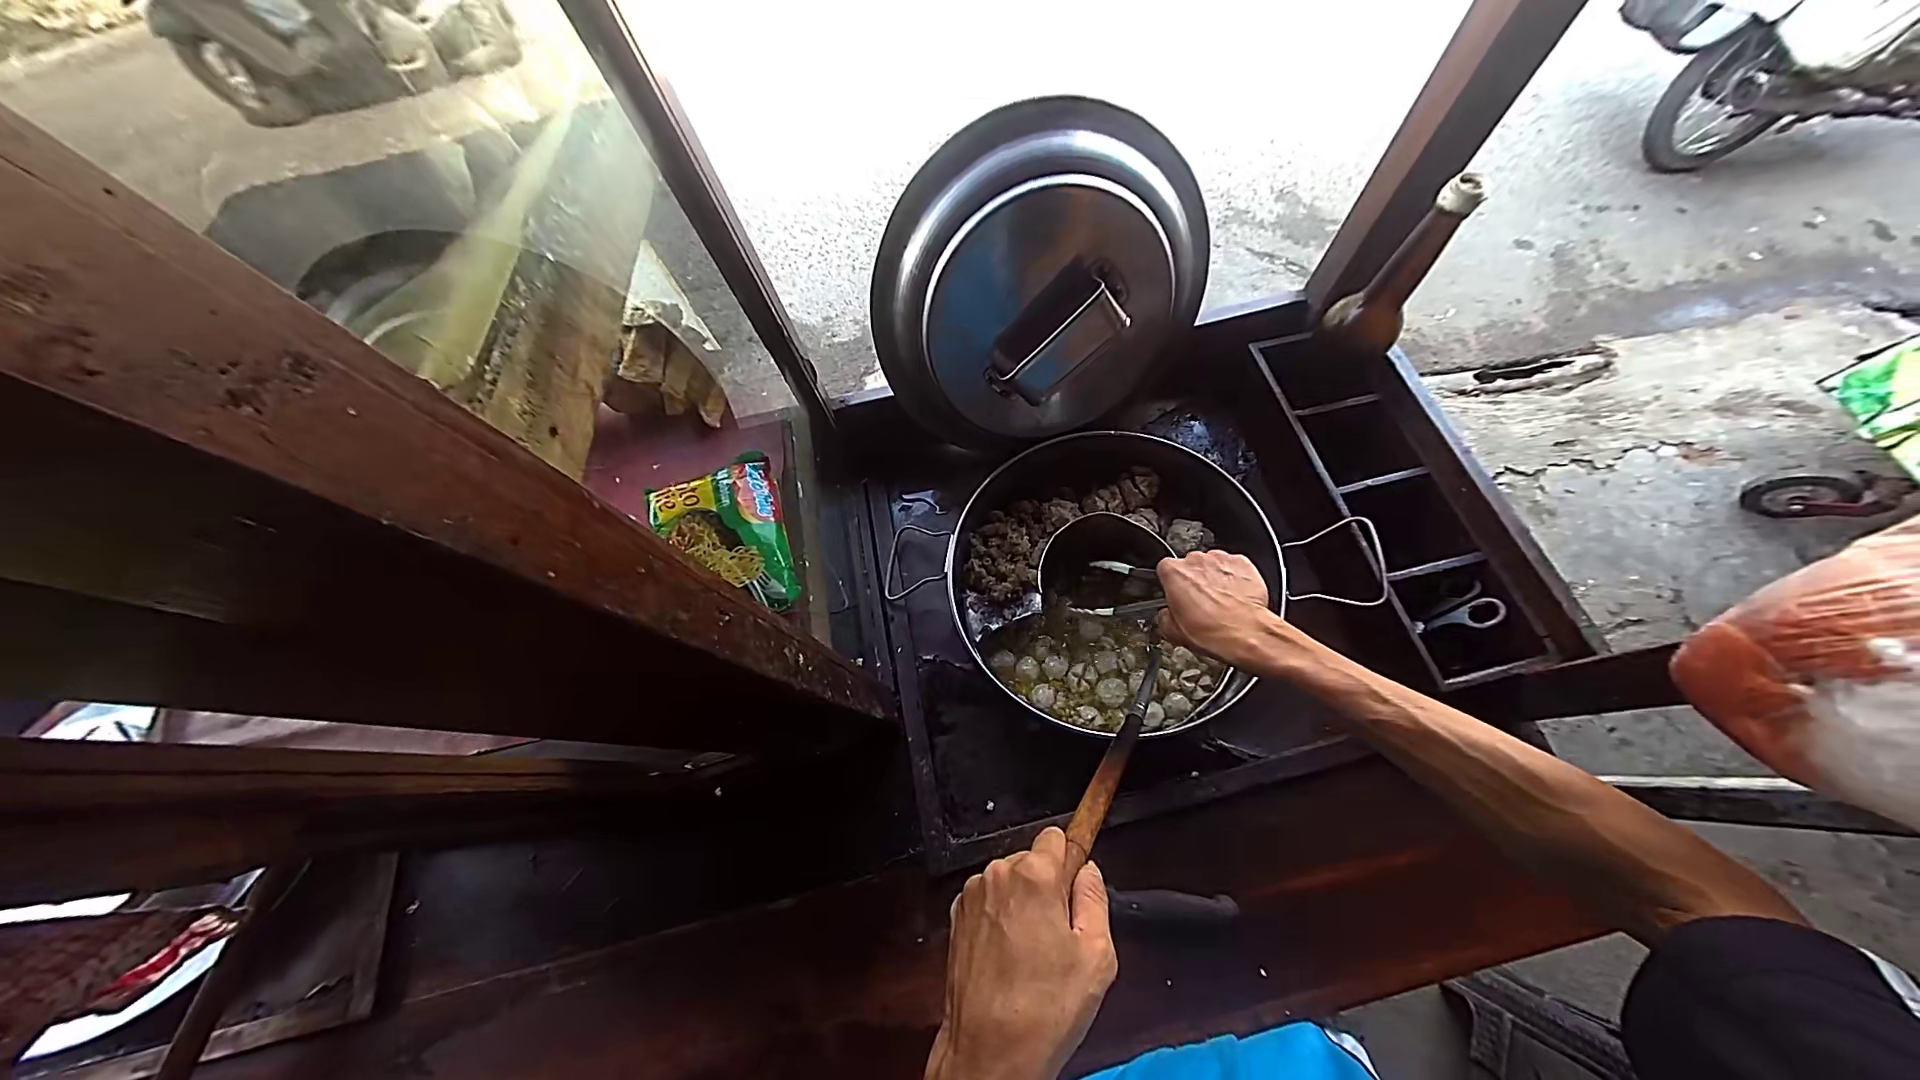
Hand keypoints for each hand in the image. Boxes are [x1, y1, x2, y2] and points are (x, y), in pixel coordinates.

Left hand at [925, 827, 1115, 1079]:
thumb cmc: (1045, 1010)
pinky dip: (998, 917)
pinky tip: (1007, 956)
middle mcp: (998, 873)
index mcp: (1034, 874)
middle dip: (1046, 886)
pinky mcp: (957, 915)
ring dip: (1021, 902)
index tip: (1074, 889)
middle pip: (1032, 859)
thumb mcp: (1097, 957)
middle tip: (1057, 934)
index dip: (1069, 863)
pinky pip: (988, 900)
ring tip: (1031, 953)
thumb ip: (1096, 900)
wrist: (989, 1052)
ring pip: (1009, 880)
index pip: (1057, 837)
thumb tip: (1088, 872)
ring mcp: (973, 893)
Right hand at [1154, 550, 1275, 666]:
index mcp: (1173, 572)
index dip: (1171, 584)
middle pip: (1190, 565)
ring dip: (1214, 578)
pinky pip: (1234, 566)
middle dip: (1194, 580)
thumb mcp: (1173, 632)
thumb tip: (1166, 616)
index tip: (1177, 595)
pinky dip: (1234, 577)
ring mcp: (1220, 559)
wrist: (1247, 633)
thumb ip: (1163, 617)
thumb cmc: (1212, 630)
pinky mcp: (1242, 563)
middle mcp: (1196, 560)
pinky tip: (1235, 595)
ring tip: (1220, 601)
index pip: (1165, 569)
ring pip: (1212, 564)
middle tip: (1200, 603)